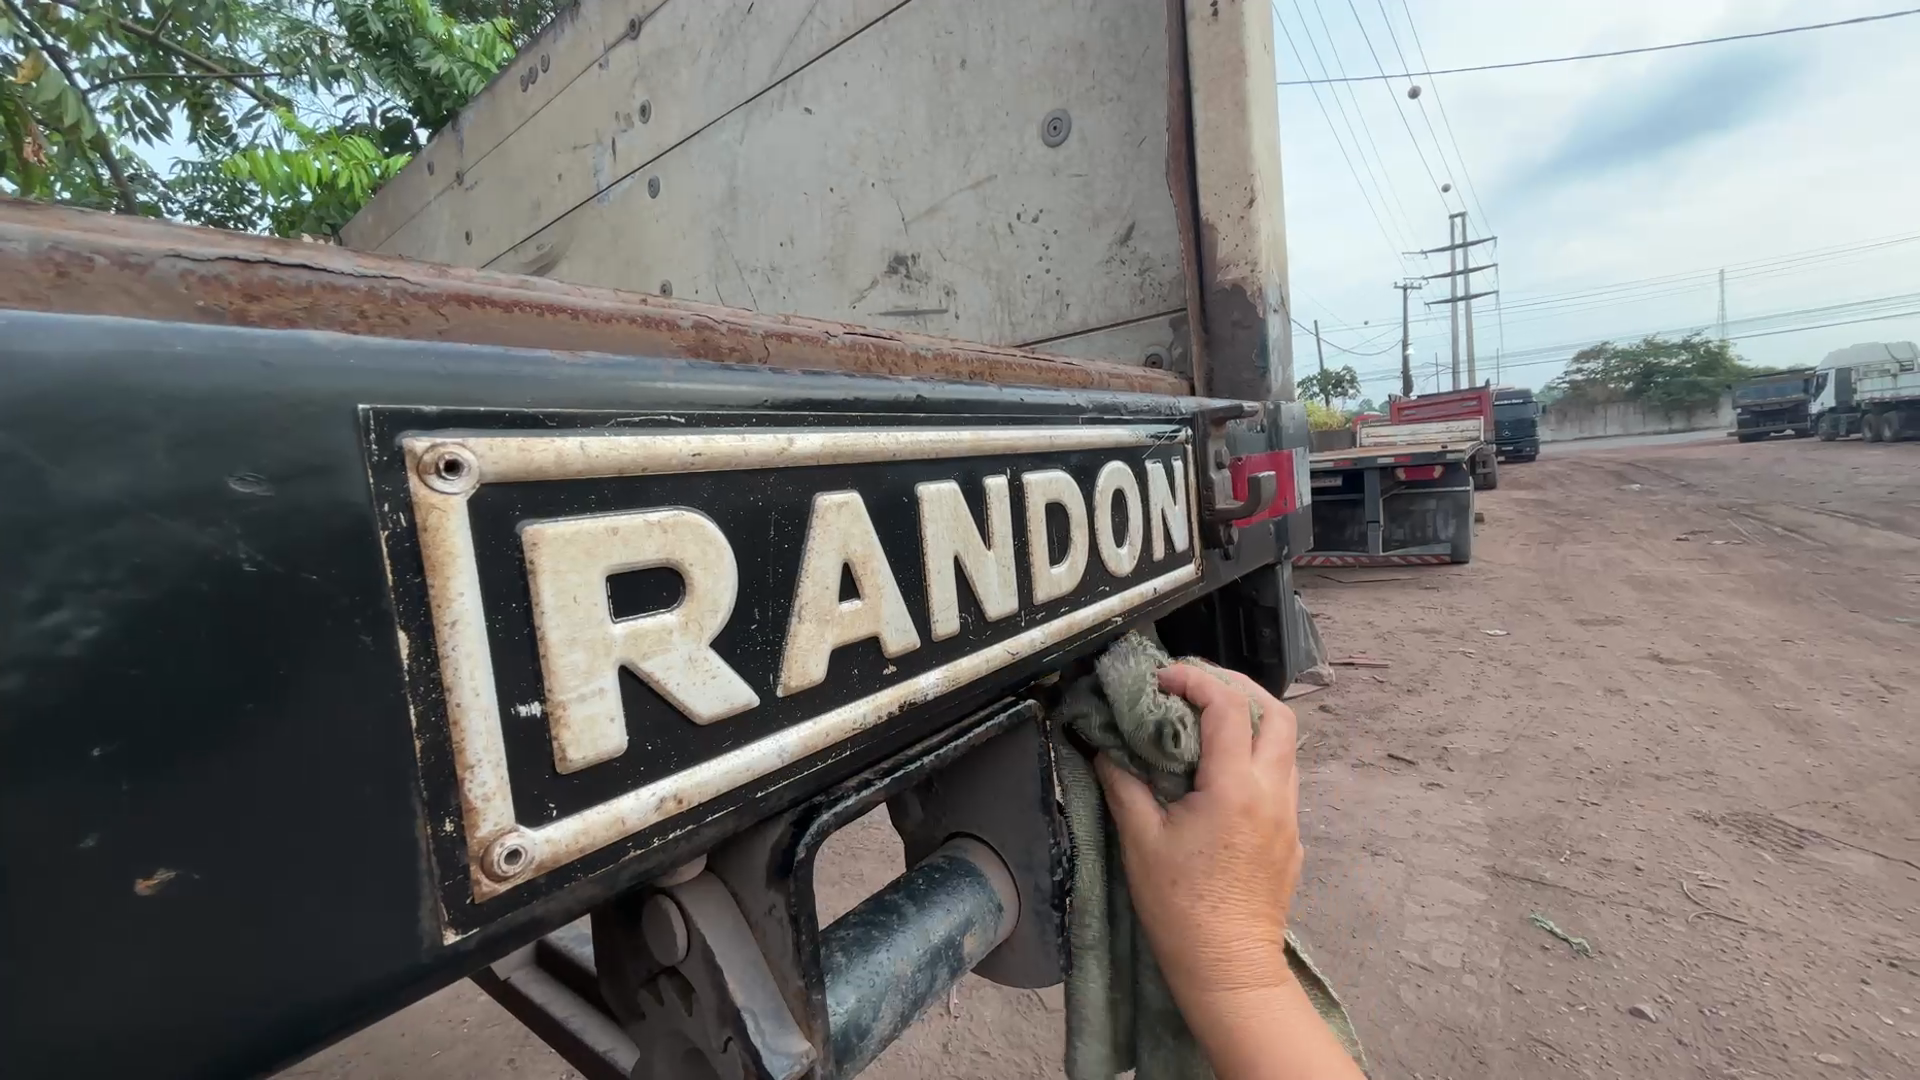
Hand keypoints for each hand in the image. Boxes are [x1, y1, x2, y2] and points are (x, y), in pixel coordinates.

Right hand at [1093, 662, 1302, 1008]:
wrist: (1229, 969)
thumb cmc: (1180, 905)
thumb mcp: (1140, 839)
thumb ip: (1123, 782)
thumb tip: (1104, 747)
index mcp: (1235, 788)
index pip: (1228, 706)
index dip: (1195, 679)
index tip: (1161, 679)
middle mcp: (1272, 793)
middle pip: (1277, 713)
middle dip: (1236, 685)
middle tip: (1194, 684)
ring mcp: (1288, 814)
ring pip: (1285, 743)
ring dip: (1249, 717)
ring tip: (1205, 717)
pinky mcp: (1291, 835)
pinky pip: (1281, 773)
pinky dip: (1253, 751)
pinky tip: (1219, 767)